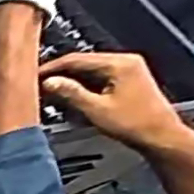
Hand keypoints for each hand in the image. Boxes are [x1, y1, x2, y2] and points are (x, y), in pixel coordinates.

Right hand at [42, 53, 193, 193]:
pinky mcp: (125, 81)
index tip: (35, 76)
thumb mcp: (95, 109)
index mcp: (119, 64)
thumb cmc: (133, 123)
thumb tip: (50, 82)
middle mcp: (125, 62)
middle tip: (38, 85)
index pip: (77, 59)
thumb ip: (71, 93)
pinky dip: (81, 86)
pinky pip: (98, 78)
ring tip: (50, 92)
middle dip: (59, 74)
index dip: (53, 67)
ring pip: (89, 71)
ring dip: (69, 81)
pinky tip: (69, 96)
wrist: (158, 134)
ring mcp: (127, 70)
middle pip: (83, 63)